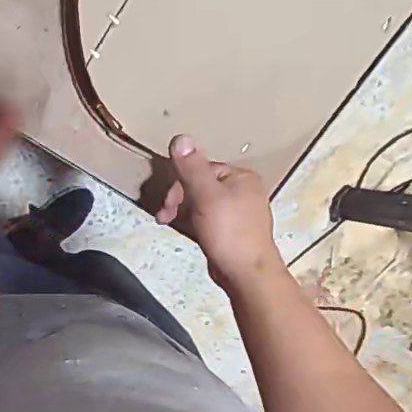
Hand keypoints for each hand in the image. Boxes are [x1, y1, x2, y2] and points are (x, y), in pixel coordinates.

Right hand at [155, 135, 284, 291]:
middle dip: (179, 198)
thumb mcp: (206, 195)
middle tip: (165, 216)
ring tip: (171, 224)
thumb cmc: (228, 232)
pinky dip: (195, 223)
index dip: (179, 183)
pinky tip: (188, 232)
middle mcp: (244, 191)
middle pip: (201, 185)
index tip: (166, 203)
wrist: (247, 274)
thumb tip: (180, 137)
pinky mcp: (233, 232)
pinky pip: (208, 220)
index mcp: (241, 177)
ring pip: (203, 203)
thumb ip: (191, 167)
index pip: (201, 169)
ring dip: (184, 211)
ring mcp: (240, 213)